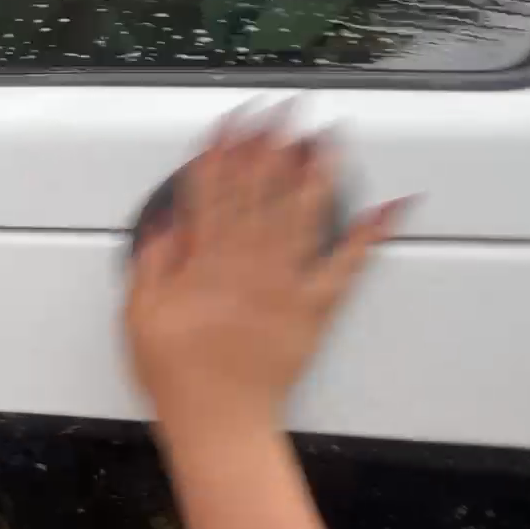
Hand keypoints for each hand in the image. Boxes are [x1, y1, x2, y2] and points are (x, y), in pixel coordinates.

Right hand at [125, 117, 406, 435]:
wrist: (217, 419)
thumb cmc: (173, 372)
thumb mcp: (140, 317)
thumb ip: (154, 265)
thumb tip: (170, 223)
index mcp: (204, 268)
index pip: (211, 197)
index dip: (219, 156)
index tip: (226, 124)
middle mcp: (249, 267)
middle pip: (258, 194)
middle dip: (267, 147)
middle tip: (278, 109)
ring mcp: (287, 284)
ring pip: (303, 215)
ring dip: (314, 171)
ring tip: (322, 133)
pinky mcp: (315, 306)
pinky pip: (348, 266)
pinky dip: (371, 235)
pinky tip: (389, 204)